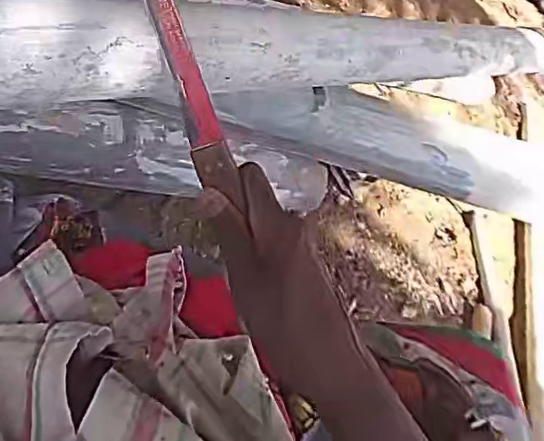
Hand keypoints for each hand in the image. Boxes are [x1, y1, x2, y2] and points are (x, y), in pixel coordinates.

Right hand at [199, 162, 376, 403]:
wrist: (336, 369)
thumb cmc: (284, 324)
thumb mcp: (244, 279)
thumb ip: (227, 231)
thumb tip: (207, 191)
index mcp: (277, 222)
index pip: (249, 174)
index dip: (227, 182)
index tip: (210, 206)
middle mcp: (294, 224)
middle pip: (256, 200)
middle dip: (235, 219)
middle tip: (227, 259)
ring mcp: (305, 244)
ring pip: (264, 226)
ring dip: (249, 244)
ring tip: (245, 287)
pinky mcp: (310, 264)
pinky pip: (277, 246)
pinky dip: (264, 260)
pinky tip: (263, 297)